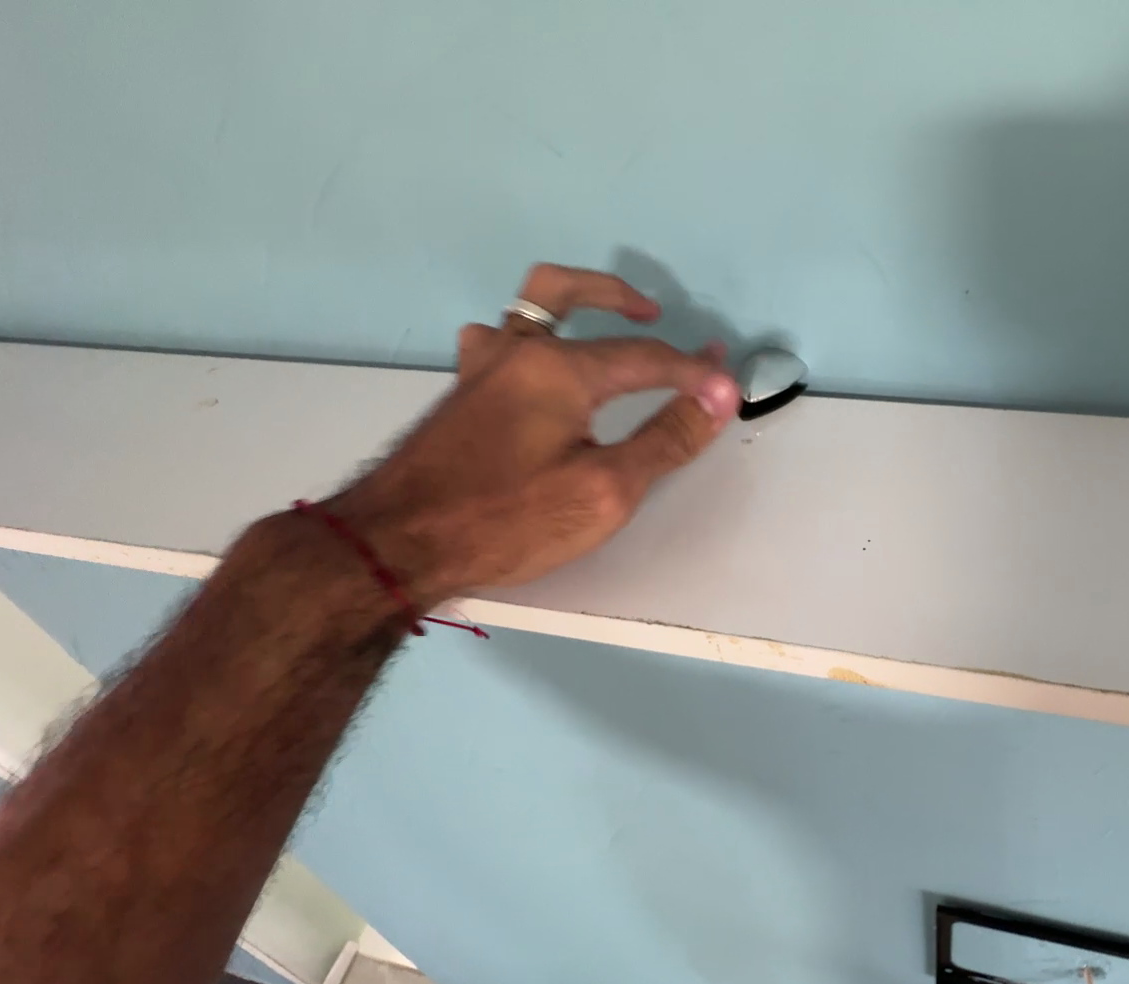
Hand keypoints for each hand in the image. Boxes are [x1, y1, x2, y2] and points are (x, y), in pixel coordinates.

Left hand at [326, 263, 739, 602]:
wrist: (397, 545)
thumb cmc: (509, 520)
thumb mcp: (606, 490)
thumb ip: (666, 439)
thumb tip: (719, 398)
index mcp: (559, 369)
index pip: (647, 358)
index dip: (695, 374)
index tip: (730, 392)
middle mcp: (517, 351)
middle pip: (570, 293)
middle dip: (620, 296)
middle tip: (655, 313)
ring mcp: (480, 368)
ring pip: (525, 307)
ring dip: (569, 305)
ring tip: (599, 329)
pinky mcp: (461, 394)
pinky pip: (495, 340)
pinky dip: (526, 338)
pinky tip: (536, 370)